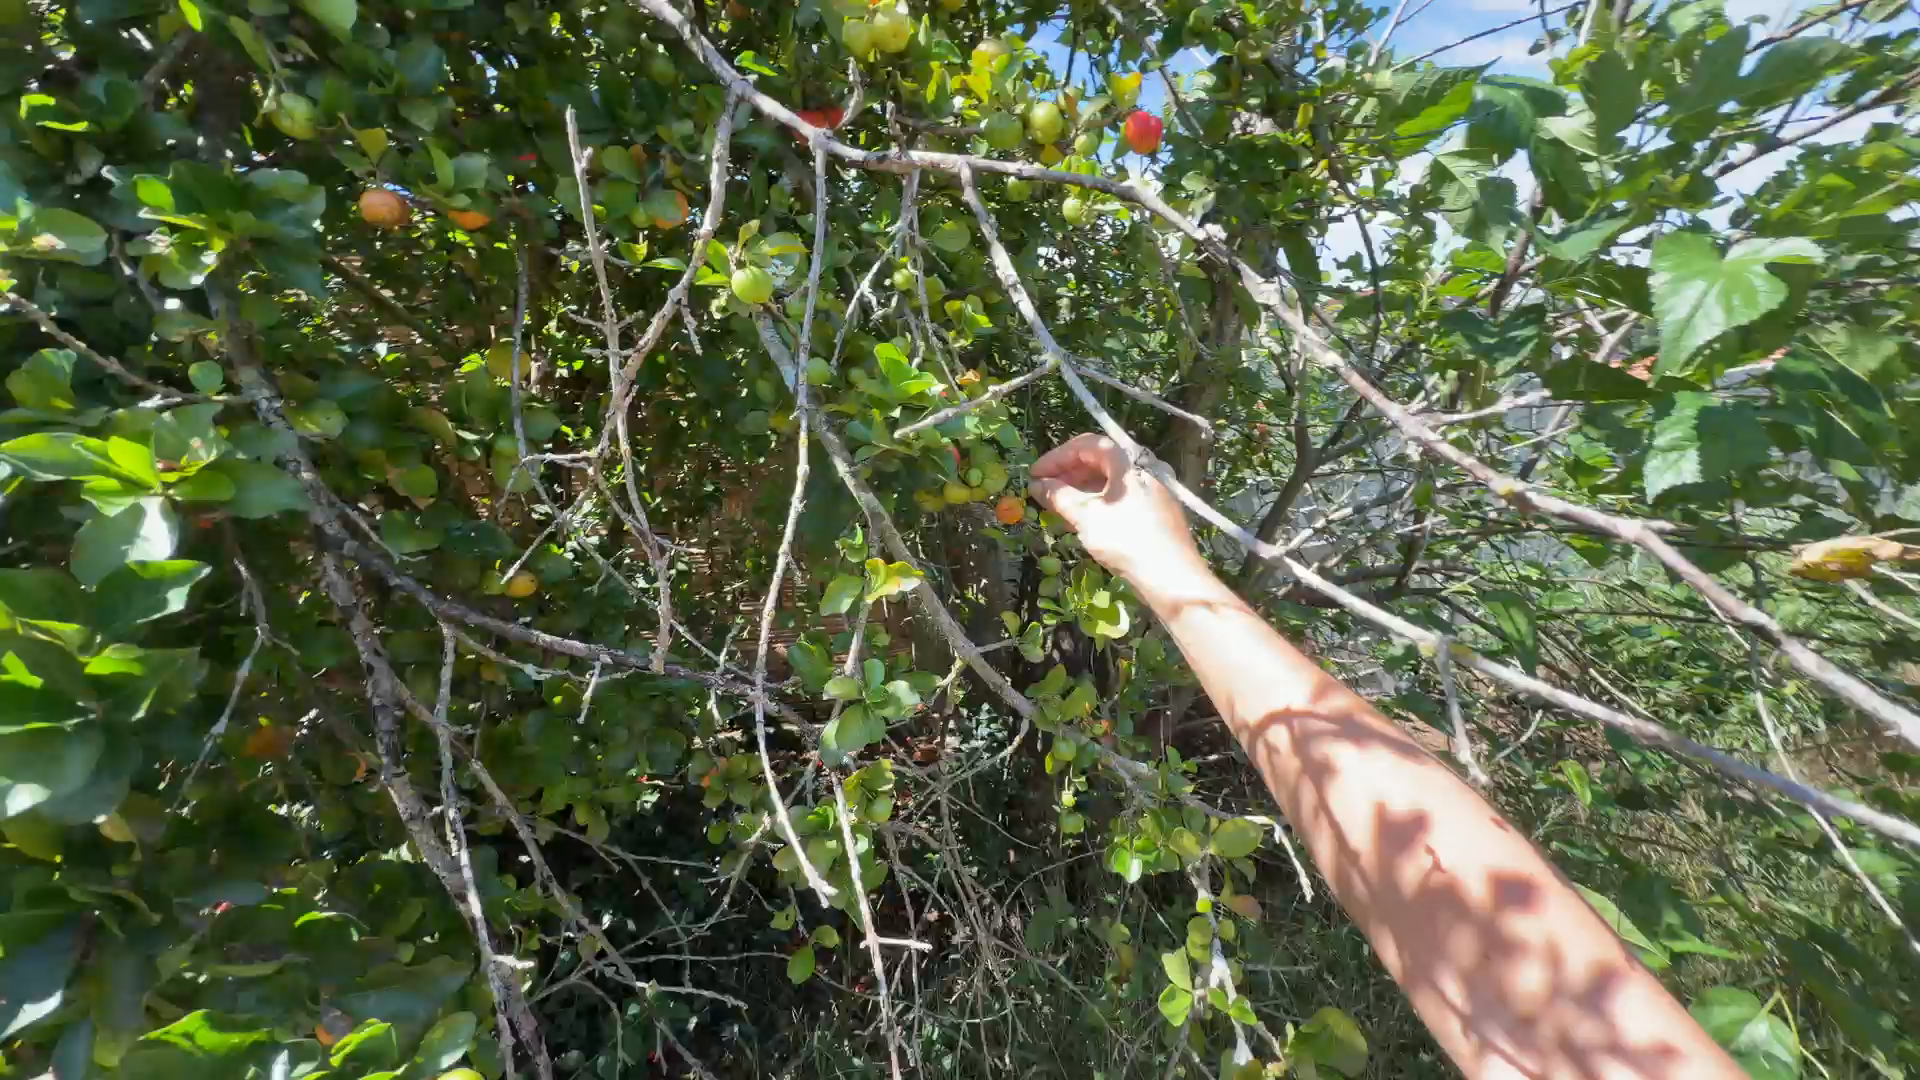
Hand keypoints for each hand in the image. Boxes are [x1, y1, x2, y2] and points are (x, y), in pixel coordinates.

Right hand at [1029, 433, 1205, 589]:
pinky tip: (1083, 520)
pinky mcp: (1156, 512)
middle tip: (1044, 491)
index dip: (1058, 457)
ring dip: (1080, 489)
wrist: (1172, 577)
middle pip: (1099, 461)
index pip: (1088, 445)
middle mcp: (1143, 470)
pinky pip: (1120, 497)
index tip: (1036, 474)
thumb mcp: (1086, 517)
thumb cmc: (1126, 541)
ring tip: (1059, 507)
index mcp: (1128, 464)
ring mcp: (1152, 491)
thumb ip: (1059, 496)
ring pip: (1109, 482)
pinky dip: (1098, 502)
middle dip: (1068, 473)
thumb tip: (1037, 485)